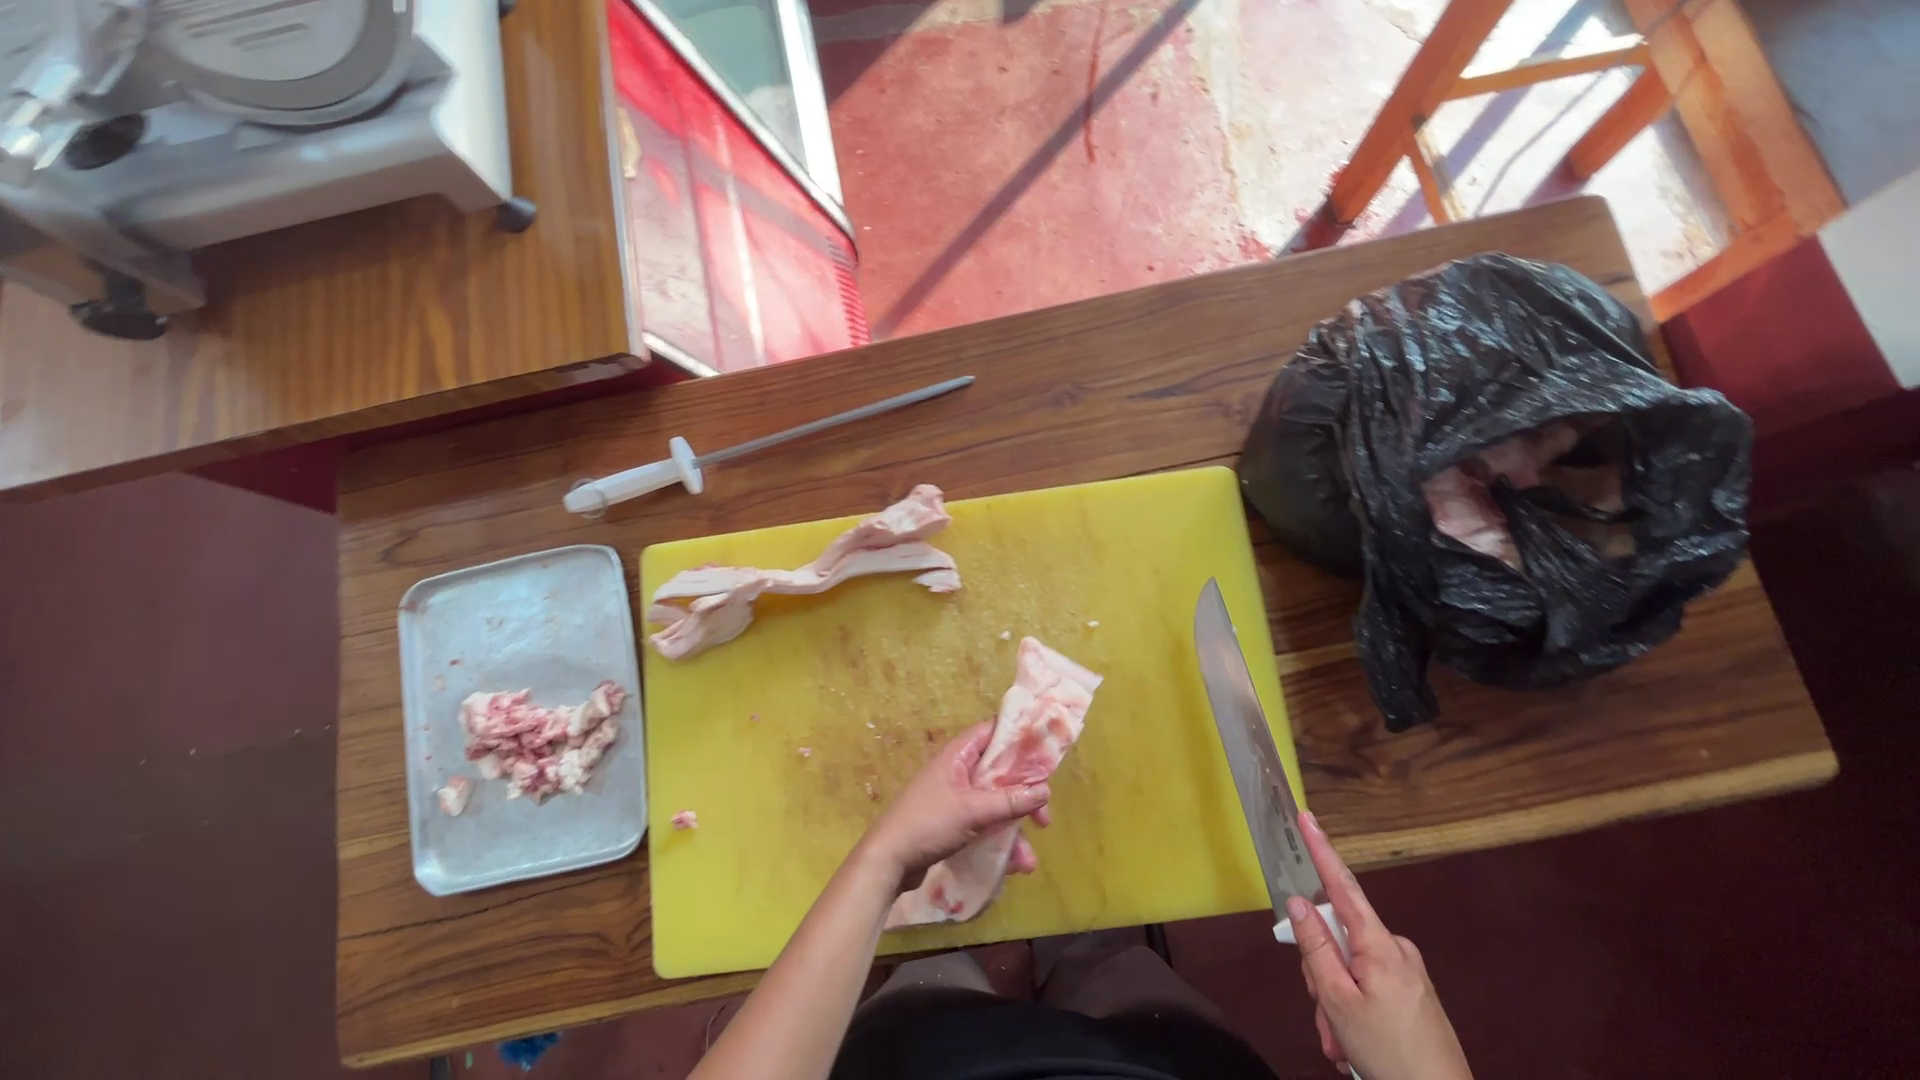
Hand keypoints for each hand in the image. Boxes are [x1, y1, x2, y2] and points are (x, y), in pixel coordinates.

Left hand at [858, 721, 1050, 889]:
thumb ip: (1010, 800)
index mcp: (958, 756)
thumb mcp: (973, 810)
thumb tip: (1045, 789)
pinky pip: (984, 827)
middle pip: (999, 774)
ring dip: (1014, 831)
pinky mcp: (952, 824)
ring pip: (995, 806)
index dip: (1018, 739)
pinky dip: (999, 843)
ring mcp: (954, 799)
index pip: (992, 732)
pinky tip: (1012, 867)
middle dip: (1024, 798)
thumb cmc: (928, 824)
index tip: (1045, 754)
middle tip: (1043, 819)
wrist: (887, 862)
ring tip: (1028, 861)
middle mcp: (957, 772)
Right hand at [1287, 811, 1471, 1079]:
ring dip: (1334, 1001)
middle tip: (1327, 1014)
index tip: (1307, 817)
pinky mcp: (1412, 993)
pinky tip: (1353, 1043)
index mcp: (1379, 944)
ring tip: (1341, 1040)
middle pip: (1337, 938)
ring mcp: (1406, 971)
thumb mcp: (1337, 999)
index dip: (1321, 850)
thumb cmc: (1388, 1050)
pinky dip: (1351, 1010)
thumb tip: (1299, 901)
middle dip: (1321, 973)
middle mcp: (1396, 948)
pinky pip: (1366, 986)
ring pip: (1348, 967)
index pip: (1342, 885)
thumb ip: (1315, 947)